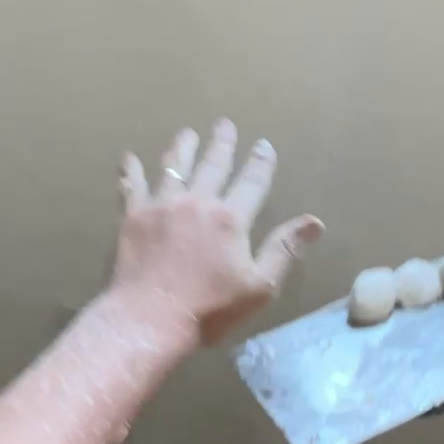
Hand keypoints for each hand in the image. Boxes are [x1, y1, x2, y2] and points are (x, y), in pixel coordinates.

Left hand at [111, 119, 323, 346]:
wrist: (148, 319)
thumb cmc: (209, 309)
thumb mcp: (259, 286)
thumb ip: (284, 250)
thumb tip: (314, 222)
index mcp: (230, 218)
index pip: (252, 181)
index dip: (260, 162)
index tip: (264, 145)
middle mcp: (197, 202)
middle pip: (213, 165)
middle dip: (221, 143)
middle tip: (224, 124)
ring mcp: (162, 206)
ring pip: (174, 167)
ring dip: (182, 148)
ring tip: (187, 133)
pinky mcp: (134, 218)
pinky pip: (133, 186)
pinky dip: (132, 170)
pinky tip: (129, 158)